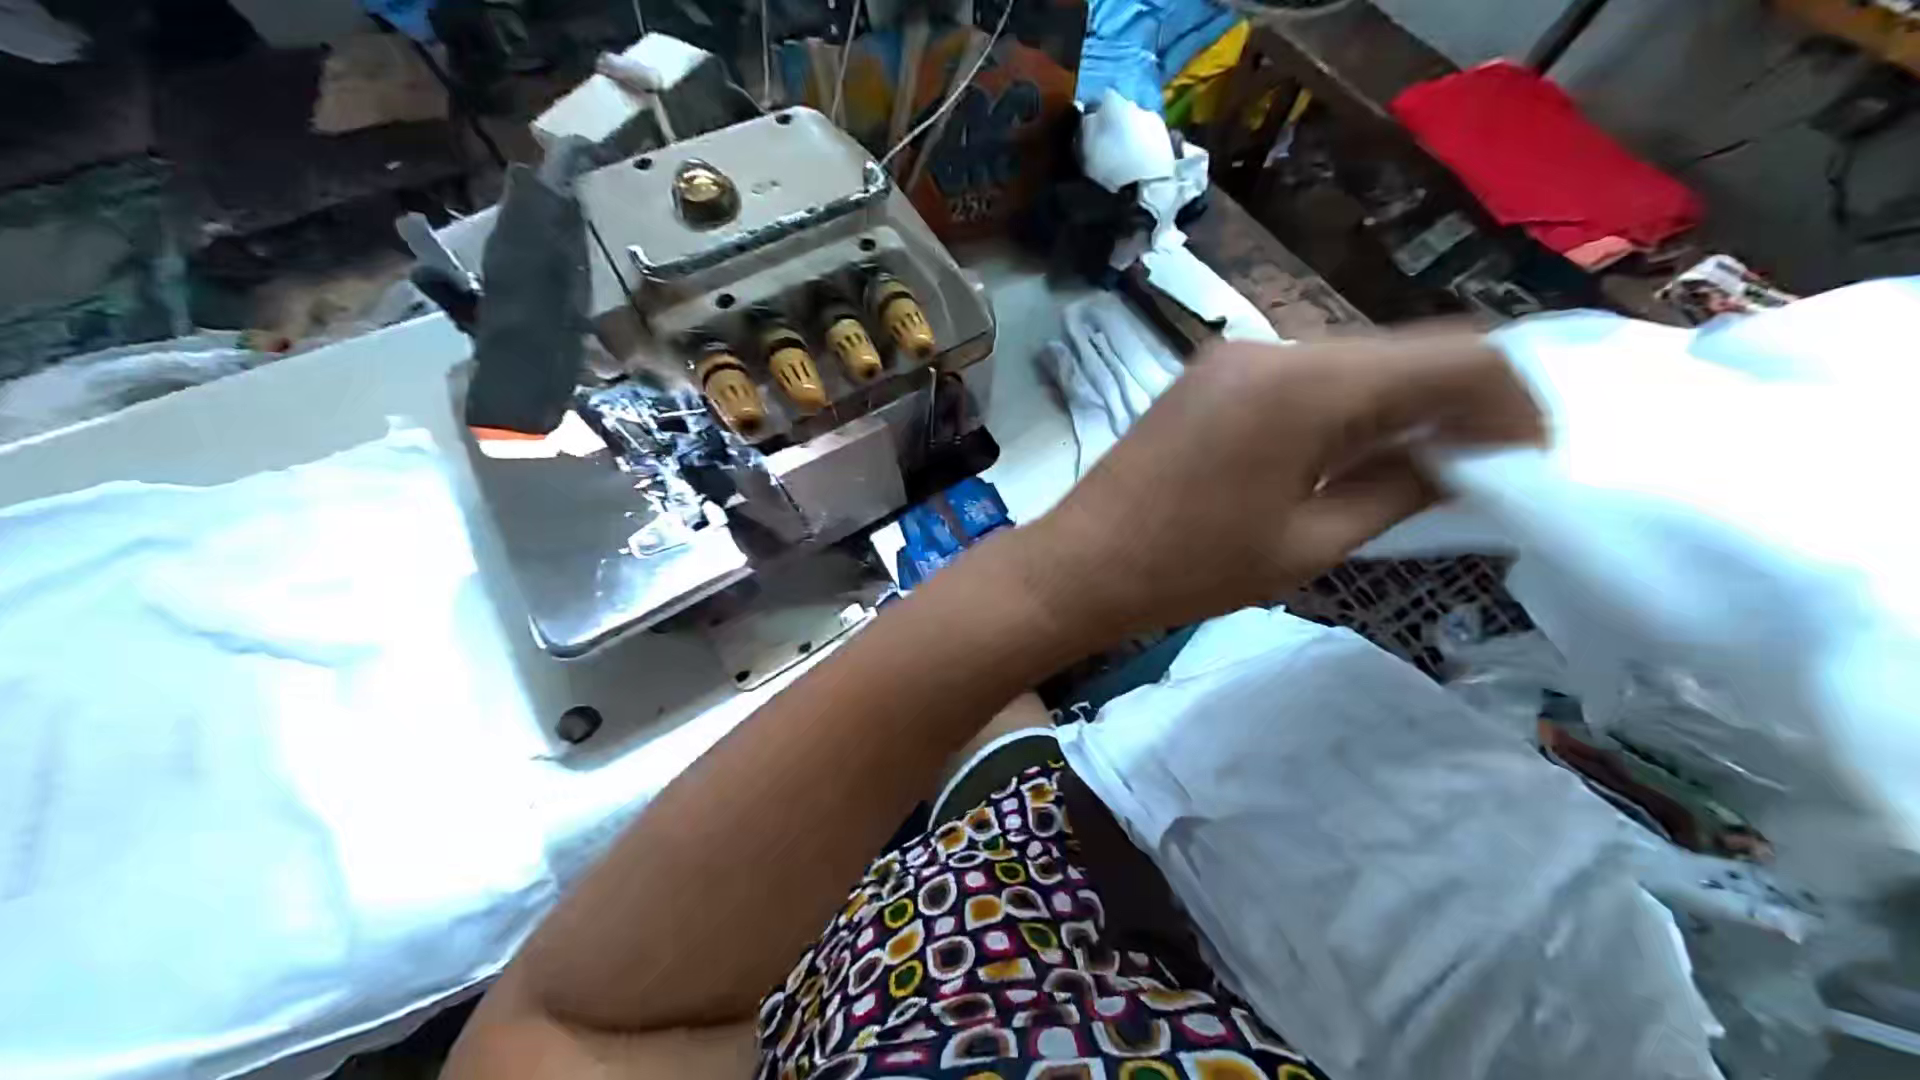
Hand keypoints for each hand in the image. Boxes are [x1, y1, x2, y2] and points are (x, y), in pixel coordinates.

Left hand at [1013, 331, 1542, 640]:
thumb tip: (1463, 463)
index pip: (1453, 356)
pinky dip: (1342, 407)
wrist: (1082, 562)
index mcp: (1308, 384)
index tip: (1533, 456)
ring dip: (1398, 404)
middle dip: (1456, 402)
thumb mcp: (1309, 542)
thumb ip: (1400, 490)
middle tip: (1486, 466)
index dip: (1511, 401)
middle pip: (1401, 352)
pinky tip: (1350, 451)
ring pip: (1352, 363)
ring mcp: (1234, 357)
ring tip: (1424, 464)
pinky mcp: (1209, 377)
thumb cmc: (1189, 567)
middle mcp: (1273, 348)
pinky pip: (1300, 378)